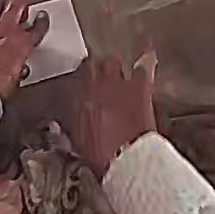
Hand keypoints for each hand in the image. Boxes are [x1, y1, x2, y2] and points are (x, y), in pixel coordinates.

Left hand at [0, 0, 51, 99]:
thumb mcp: (15, 81)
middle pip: (17, 7)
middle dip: (21, 5)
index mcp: (22, 43)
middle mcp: (5, 30)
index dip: (41, 21)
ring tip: (0, 6)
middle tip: (22, 5)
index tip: (41, 17)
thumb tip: (19, 69)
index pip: (37, 27)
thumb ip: (19, 69)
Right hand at [71, 52, 158, 178]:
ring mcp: (117, 84)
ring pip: (112, 61)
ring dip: (115, 65)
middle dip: (98, 69)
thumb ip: (73, 127)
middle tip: (102, 74)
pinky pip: (143, 64)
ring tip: (119, 68)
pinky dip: (147, 58)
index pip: (76, 81)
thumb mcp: (79, 142)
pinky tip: (149, 53)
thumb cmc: (103, 157)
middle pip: (93, 66)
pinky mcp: (139, 86)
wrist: (127, 160)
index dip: (83, 80)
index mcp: (79, 103)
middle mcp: (95, 88)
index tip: (86, 81)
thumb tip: (65, 125)